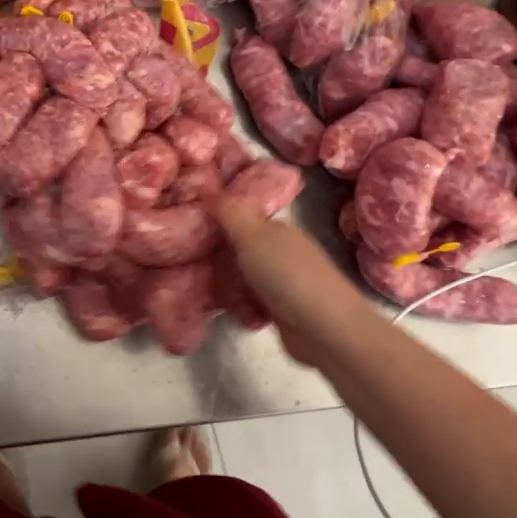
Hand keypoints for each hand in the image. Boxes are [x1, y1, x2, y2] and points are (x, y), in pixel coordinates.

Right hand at [206, 196, 355, 366]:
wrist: (327, 331)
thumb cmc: (288, 276)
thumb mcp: (252, 236)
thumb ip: (228, 211)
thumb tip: (206, 186)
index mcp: (278, 230)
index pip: (241, 217)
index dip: (217, 220)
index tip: (189, 227)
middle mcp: (282, 252)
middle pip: (240, 248)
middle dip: (218, 256)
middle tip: (191, 262)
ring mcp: (284, 283)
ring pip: (243, 276)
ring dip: (226, 284)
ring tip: (205, 288)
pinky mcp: (283, 312)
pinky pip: (251, 302)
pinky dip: (239, 306)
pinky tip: (227, 310)